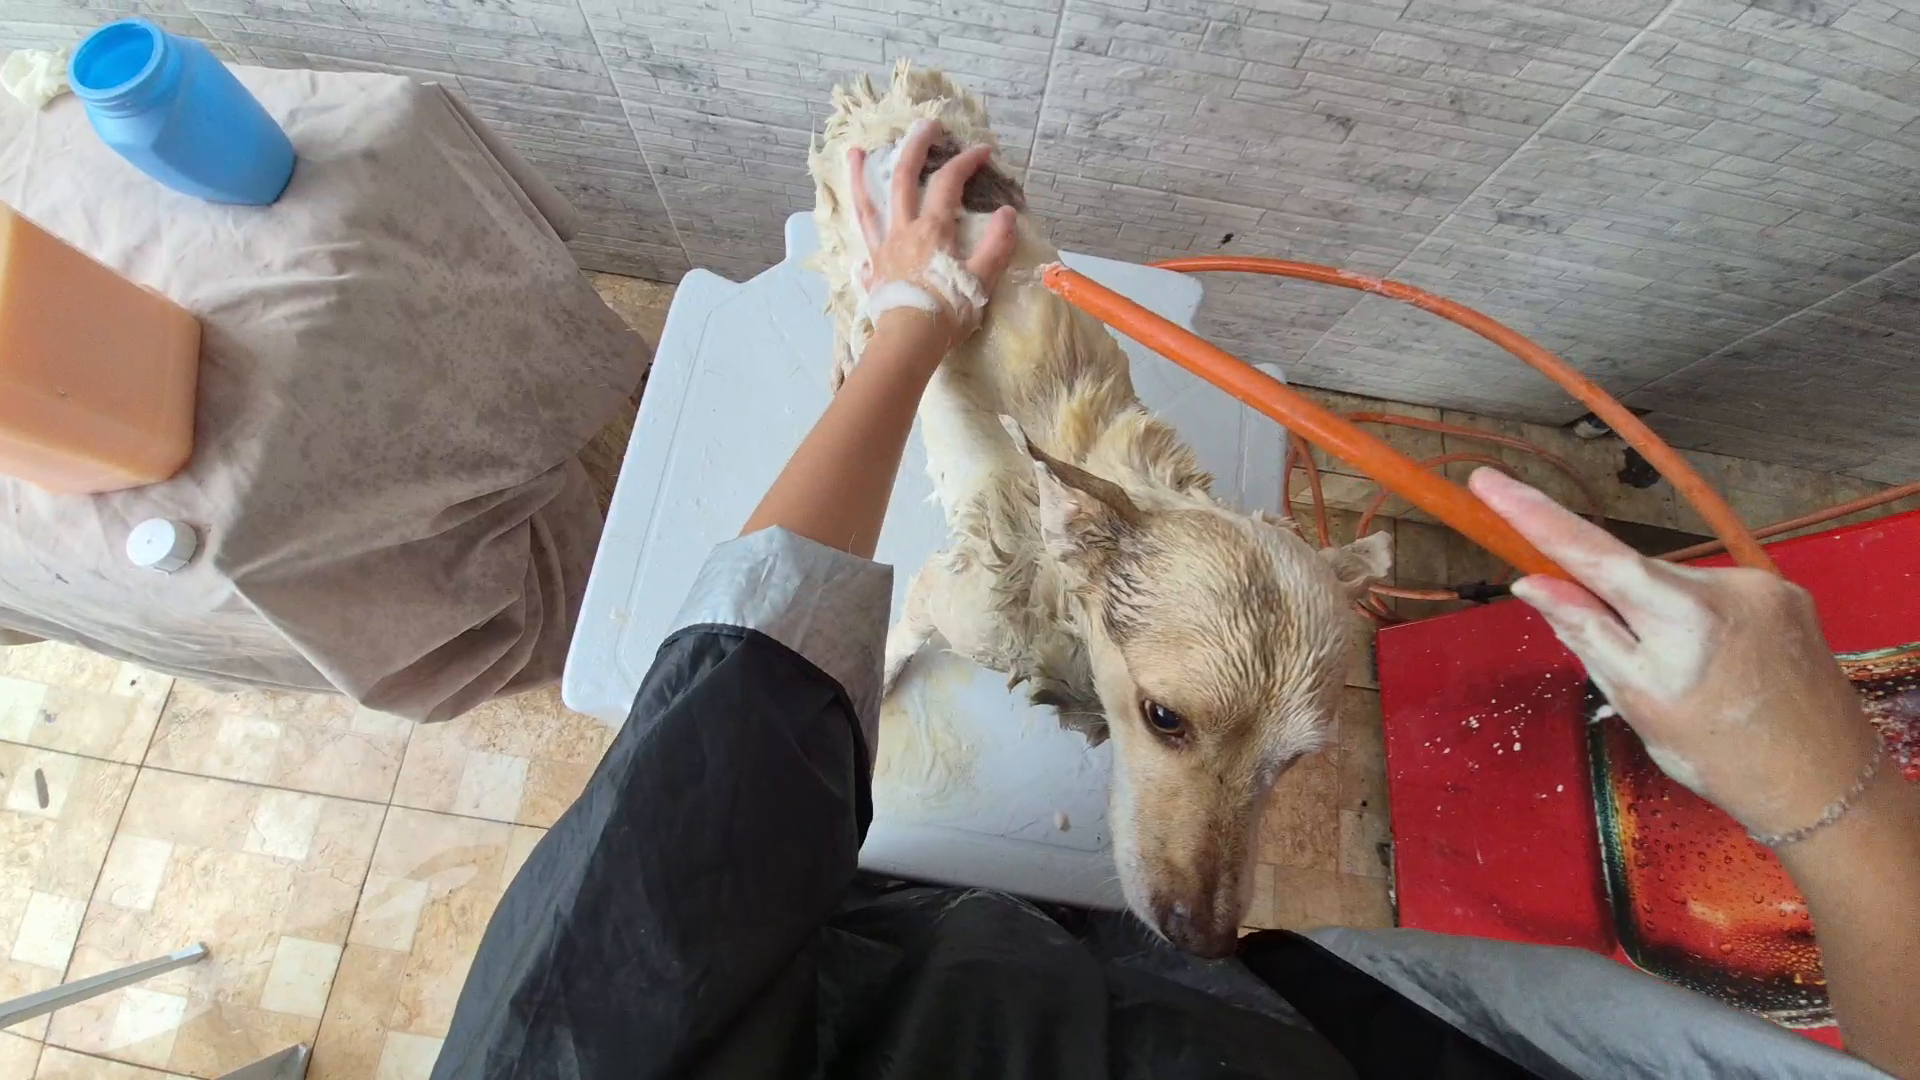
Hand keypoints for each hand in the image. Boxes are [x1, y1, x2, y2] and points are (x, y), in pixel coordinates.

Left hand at [847, 118, 1017, 346]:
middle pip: (904, 177)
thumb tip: (1007, 214)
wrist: (910, 341)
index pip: (950, 182)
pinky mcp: (873, 271)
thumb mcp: (981, 279)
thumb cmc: (947, 311)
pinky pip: (863, 245)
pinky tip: (859, 228)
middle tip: (926, 125)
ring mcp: (883, 249)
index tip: (983, 150)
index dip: (967, 161)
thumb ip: (996, 245)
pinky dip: (861, 234)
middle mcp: (904, 230)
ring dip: (862, 176)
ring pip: (869, 205)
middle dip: (916, 147)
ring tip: (856, 152)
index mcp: (933, 229)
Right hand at [1471, 468, 1878, 837]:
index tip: (1487, 481)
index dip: (1531, 512)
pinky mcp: (1785, 596)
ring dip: (1641, 610)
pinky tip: (1697, 658)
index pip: (1588, 550)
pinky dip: (1677, 614)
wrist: (1828, 789)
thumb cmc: (1713, 750)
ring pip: (1663, 583)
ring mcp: (1764, 586)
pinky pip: (1699, 592)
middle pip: (1627, 570)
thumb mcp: (1631, 694)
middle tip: (1613, 659)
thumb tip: (1530, 582)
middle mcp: (1728, 584)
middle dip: (1597, 596)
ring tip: (1667, 671)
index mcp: (1682, 613)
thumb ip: (1582, 629)